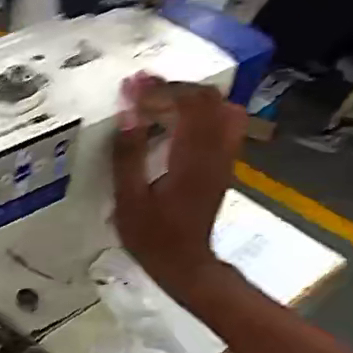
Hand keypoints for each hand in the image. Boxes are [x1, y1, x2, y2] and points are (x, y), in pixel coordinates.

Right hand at [111, 73, 245, 299]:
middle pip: (208, 99)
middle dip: (174, 87)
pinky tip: (175, 119)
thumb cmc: (152, 237)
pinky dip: (200, 111)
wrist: (186, 265)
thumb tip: (128, 115)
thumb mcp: (129, 201)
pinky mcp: (223, 163)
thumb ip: (128, 156)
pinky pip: (222, 123)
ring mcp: (224, 157)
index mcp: (192, 160)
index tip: (131, 87)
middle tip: (141, 89)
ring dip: (189, 97)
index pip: (187, 105)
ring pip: (220, 108)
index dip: (160, 90)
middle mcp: (216, 152)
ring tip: (158, 100)